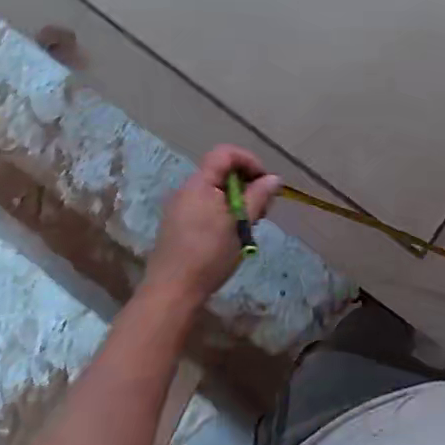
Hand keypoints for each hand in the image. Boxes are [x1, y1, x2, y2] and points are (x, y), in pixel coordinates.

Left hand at [143, 145, 281, 306]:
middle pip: (220, 172)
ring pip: (214, 191)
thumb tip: (273, 178)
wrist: (172, 291)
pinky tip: (229, 236)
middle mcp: (186, 189)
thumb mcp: (240, 225)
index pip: (225, 153)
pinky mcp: (176, 224)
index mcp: (199, 183)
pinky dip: (222, 211)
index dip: (249, 161)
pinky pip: (204, 206)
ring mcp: (179, 207)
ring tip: (247, 227)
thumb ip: (257, 198)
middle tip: (261, 211)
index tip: (265, 183)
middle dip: (246, 184)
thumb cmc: (209, 255)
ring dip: (236, 201)